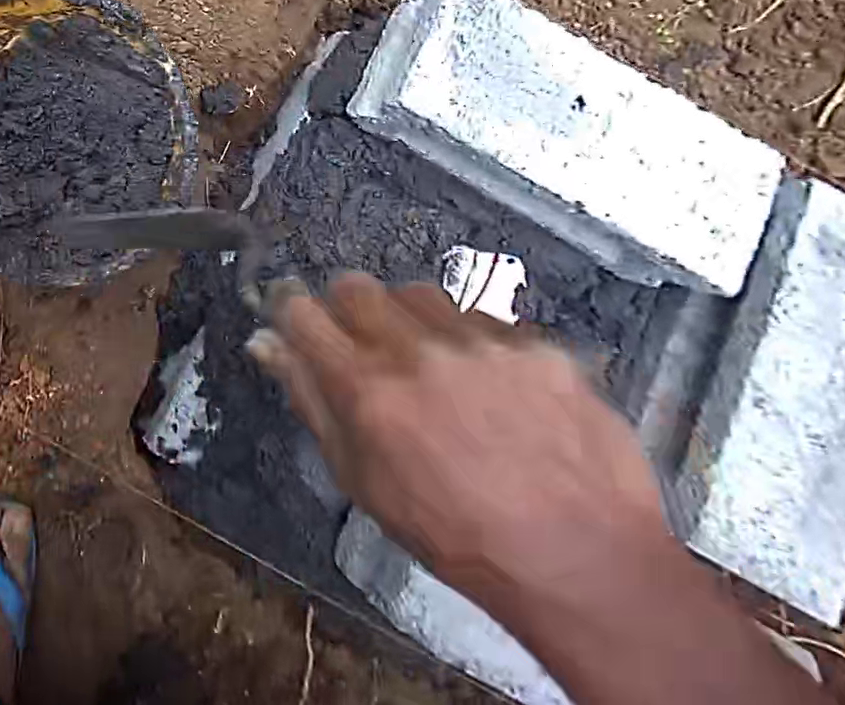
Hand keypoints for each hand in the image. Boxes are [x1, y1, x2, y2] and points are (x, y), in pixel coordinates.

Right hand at [247, 272, 668, 617]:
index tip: (298, 319)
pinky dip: (470, 338)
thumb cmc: (449, 529)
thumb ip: (308, 399)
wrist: (579, 559)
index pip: (301, 311)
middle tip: (365, 343)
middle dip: (346, 307)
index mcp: (365, 388)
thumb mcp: (359, 477)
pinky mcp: (535, 344)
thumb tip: (265, 341)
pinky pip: (481, 317)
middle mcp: (416, 351)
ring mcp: (480, 341)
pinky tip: (490, 380)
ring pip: (416, 291)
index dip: (291, 308)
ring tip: (430, 359)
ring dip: (408, 317)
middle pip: (354, 285)